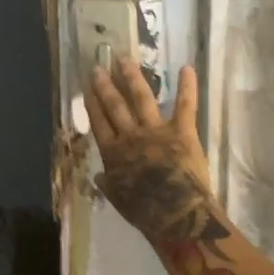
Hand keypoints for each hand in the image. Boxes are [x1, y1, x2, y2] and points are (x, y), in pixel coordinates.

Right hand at [84, 60, 215, 242]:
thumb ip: (107, 183)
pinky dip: (187, 86)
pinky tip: (186, 68)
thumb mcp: (118, 198)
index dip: (92, 103)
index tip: (87, 87)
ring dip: (132, 77)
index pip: (99, 122)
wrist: (176, 215)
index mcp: (113, 153)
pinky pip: (185, 104)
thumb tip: (99, 175)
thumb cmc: (144, 212)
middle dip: (105, 84)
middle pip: (115, 105)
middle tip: (99, 66)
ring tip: (125, 59)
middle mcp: (131, 136)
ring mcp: (156, 131)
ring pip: (141, 97)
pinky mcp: (182, 131)